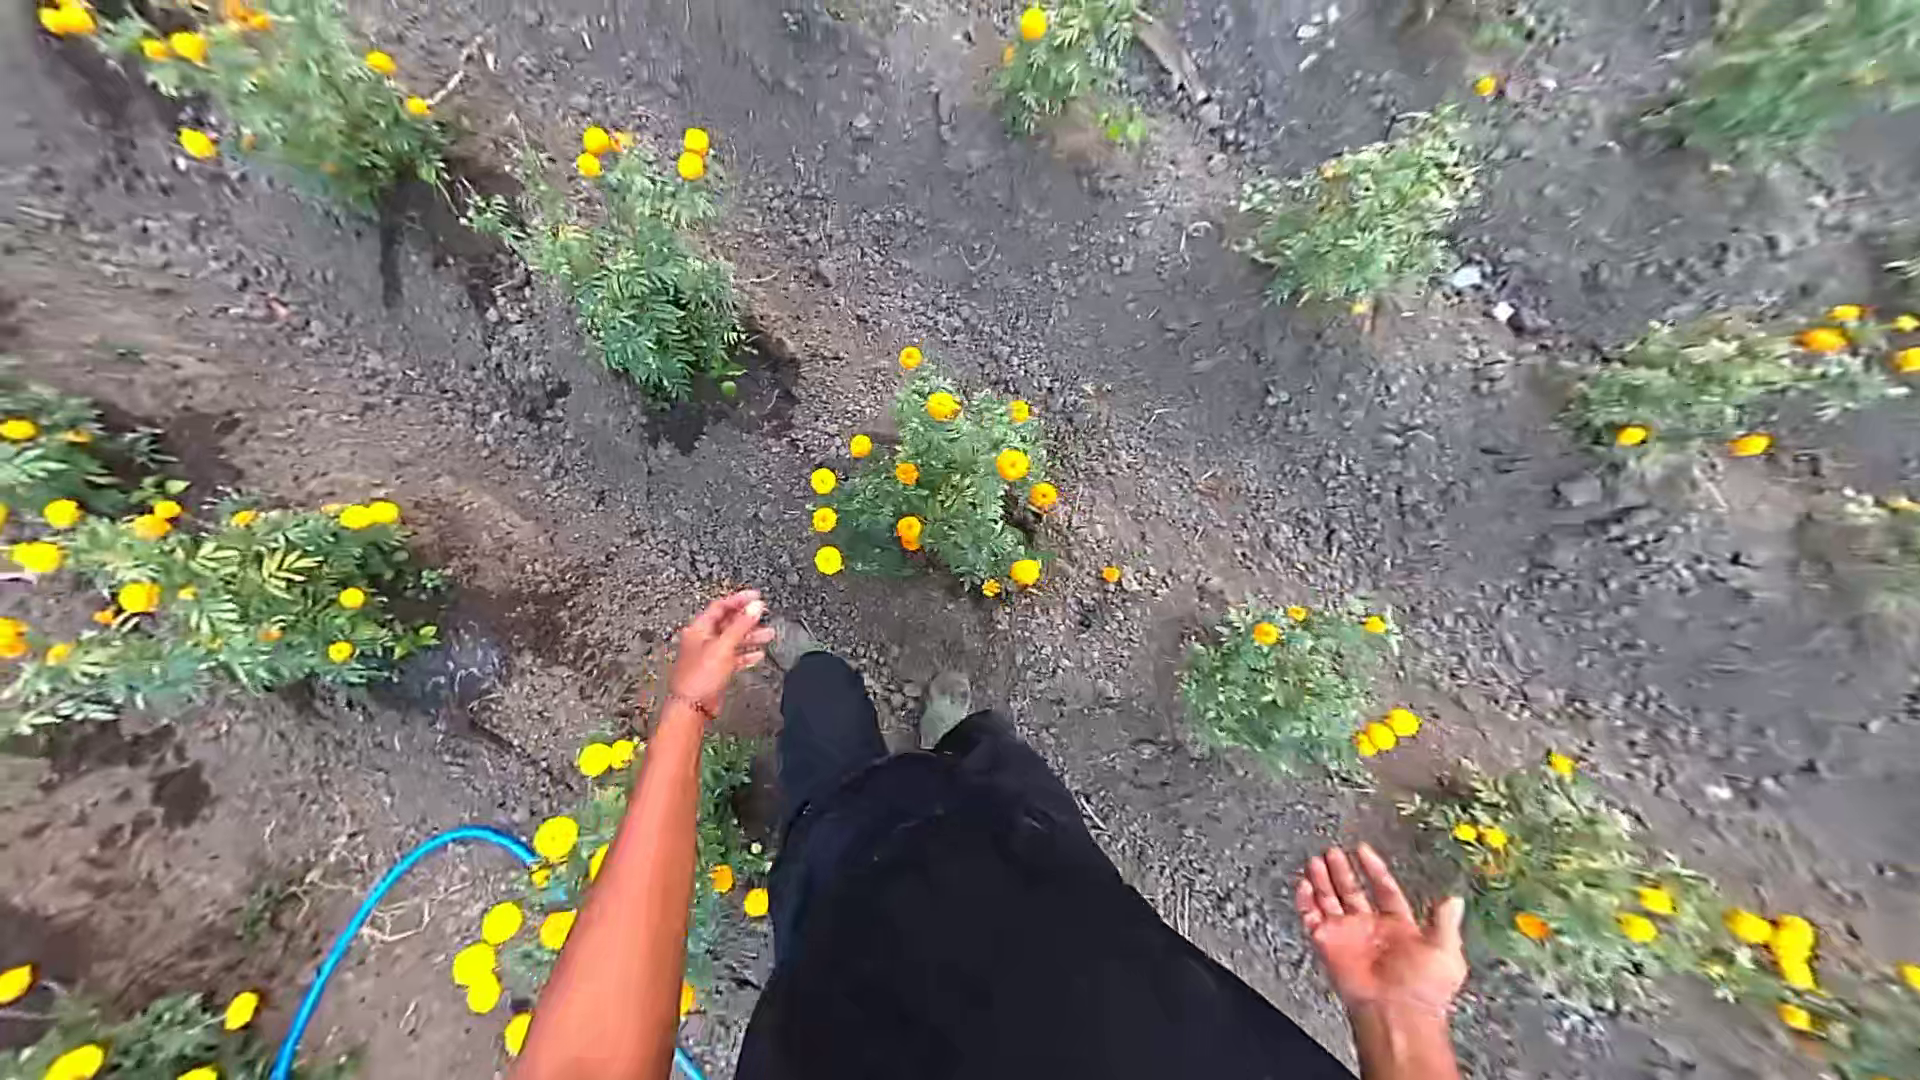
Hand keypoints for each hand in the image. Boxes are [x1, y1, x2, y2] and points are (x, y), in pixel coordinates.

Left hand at [667, 590, 774, 714]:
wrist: (691, 707)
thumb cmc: (699, 677)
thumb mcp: (724, 646)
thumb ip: (741, 625)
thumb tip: (755, 606)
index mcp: (699, 629)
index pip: (721, 606)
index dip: (739, 600)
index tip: (756, 597)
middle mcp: (703, 640)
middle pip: (728, 622)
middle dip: (747, 619)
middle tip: (763, 614)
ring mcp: (709, 654)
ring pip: (733, 639)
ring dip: (751, 636)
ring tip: (768, 634)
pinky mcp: (716, 669)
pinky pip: (734, 656)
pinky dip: (746, 654)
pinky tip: (757, 654)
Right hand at [1295, 843, 1466, 1015]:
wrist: (1394, 1010)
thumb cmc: (1423, 987)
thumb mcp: (1444, 952)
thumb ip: (1445, 922)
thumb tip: (1455, 898)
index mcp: (1396, 927)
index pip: (1383, 889)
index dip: (1373, 868)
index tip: (1362, 849)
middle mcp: (1368, 927)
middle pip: (1350, 890)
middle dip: (1341, 869)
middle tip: (1333, 851)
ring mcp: (1345, 932)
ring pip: (1328, 897)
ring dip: (1321, 878)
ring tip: (1315, 860)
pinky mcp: (1325, 940)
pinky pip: (1309, 914)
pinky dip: (1303, 898)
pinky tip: (1303, 883)